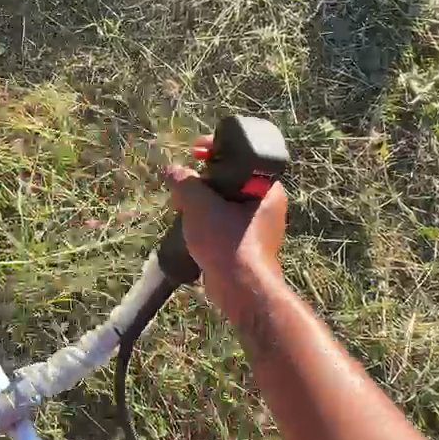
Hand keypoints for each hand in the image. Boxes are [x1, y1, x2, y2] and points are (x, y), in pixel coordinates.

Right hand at [165, 133, 288, 321]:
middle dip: (202, 181)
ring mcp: (258, 226)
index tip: (195, 152)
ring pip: (223, 203)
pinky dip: (206, 221)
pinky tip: (190, 227)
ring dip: (201, 203)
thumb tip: (170, 170)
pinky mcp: (246, 244)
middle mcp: (268, 205)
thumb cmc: (225, 240)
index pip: (241, 158)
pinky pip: (223, 223)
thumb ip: (183, 181)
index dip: (215, 152)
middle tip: (183, 186)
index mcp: (268, 188)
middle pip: (228, 180)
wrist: (239, 287)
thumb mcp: (198, 203)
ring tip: (181, 208)